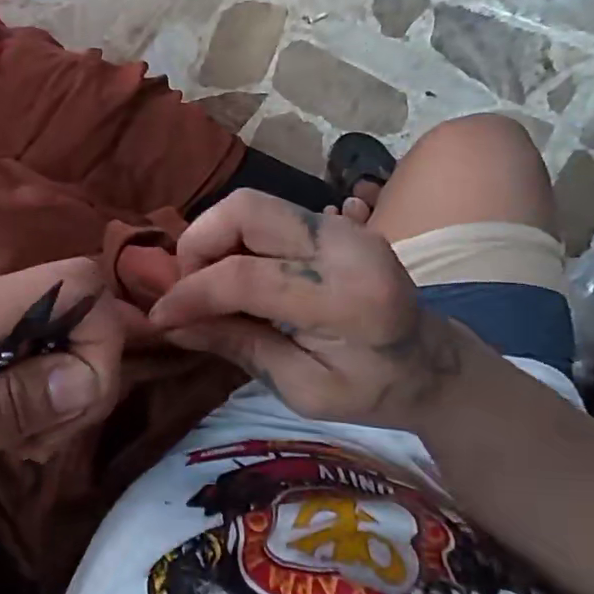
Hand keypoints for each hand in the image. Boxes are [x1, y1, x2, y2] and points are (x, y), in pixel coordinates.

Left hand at [0, 258, 138, 512]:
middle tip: (39, 442)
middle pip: (80, 311)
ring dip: (59, 397)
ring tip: (16, 448)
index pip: (82, 281)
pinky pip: (31, 356)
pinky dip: (35, 399)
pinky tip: (2, 437)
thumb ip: (6, 409)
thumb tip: (89, 375)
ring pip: (60, 338)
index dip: (102, 339)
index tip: (71, 408)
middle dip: (83, 381)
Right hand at [148, 189, 467, 428]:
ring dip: (211, 238)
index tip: (161, 318)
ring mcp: (342, 224)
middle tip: (187, 288)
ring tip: (206, 282)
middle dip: (197, 245)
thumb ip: (239, 347)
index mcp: (349, 299)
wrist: (433, 363)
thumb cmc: (373, 390)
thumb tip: (173, 326)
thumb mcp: (303, 389)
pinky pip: (263, 213)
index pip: (245, 277)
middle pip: (244, 210)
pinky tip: (229, 272)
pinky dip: (231, 237)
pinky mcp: (332, 220)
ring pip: (248, 203)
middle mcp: (347, 245)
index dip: (190, 295)